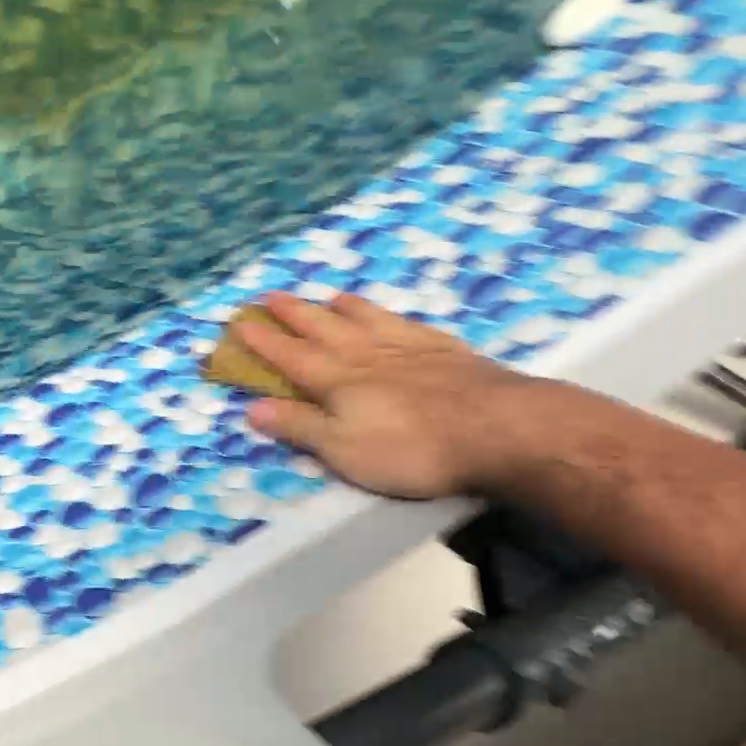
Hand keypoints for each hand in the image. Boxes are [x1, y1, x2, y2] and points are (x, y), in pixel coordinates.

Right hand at [235, 292, 547, 498]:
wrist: (505, 430)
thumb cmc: (414, 448)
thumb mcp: (343, 449)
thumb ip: (299, 426)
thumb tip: (252, 408)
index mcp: (338, 380)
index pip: (290, 356)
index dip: (263, 342)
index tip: (239, 323)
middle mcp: (367, 355)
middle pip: (323, 328)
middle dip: (293, 313)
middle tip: (271, 296)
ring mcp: (410, 348)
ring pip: (366, 319)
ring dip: (342, 307)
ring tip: (328, 296)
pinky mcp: (448, 351)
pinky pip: (408, 324)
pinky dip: (389, 316)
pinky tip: (390, 316)